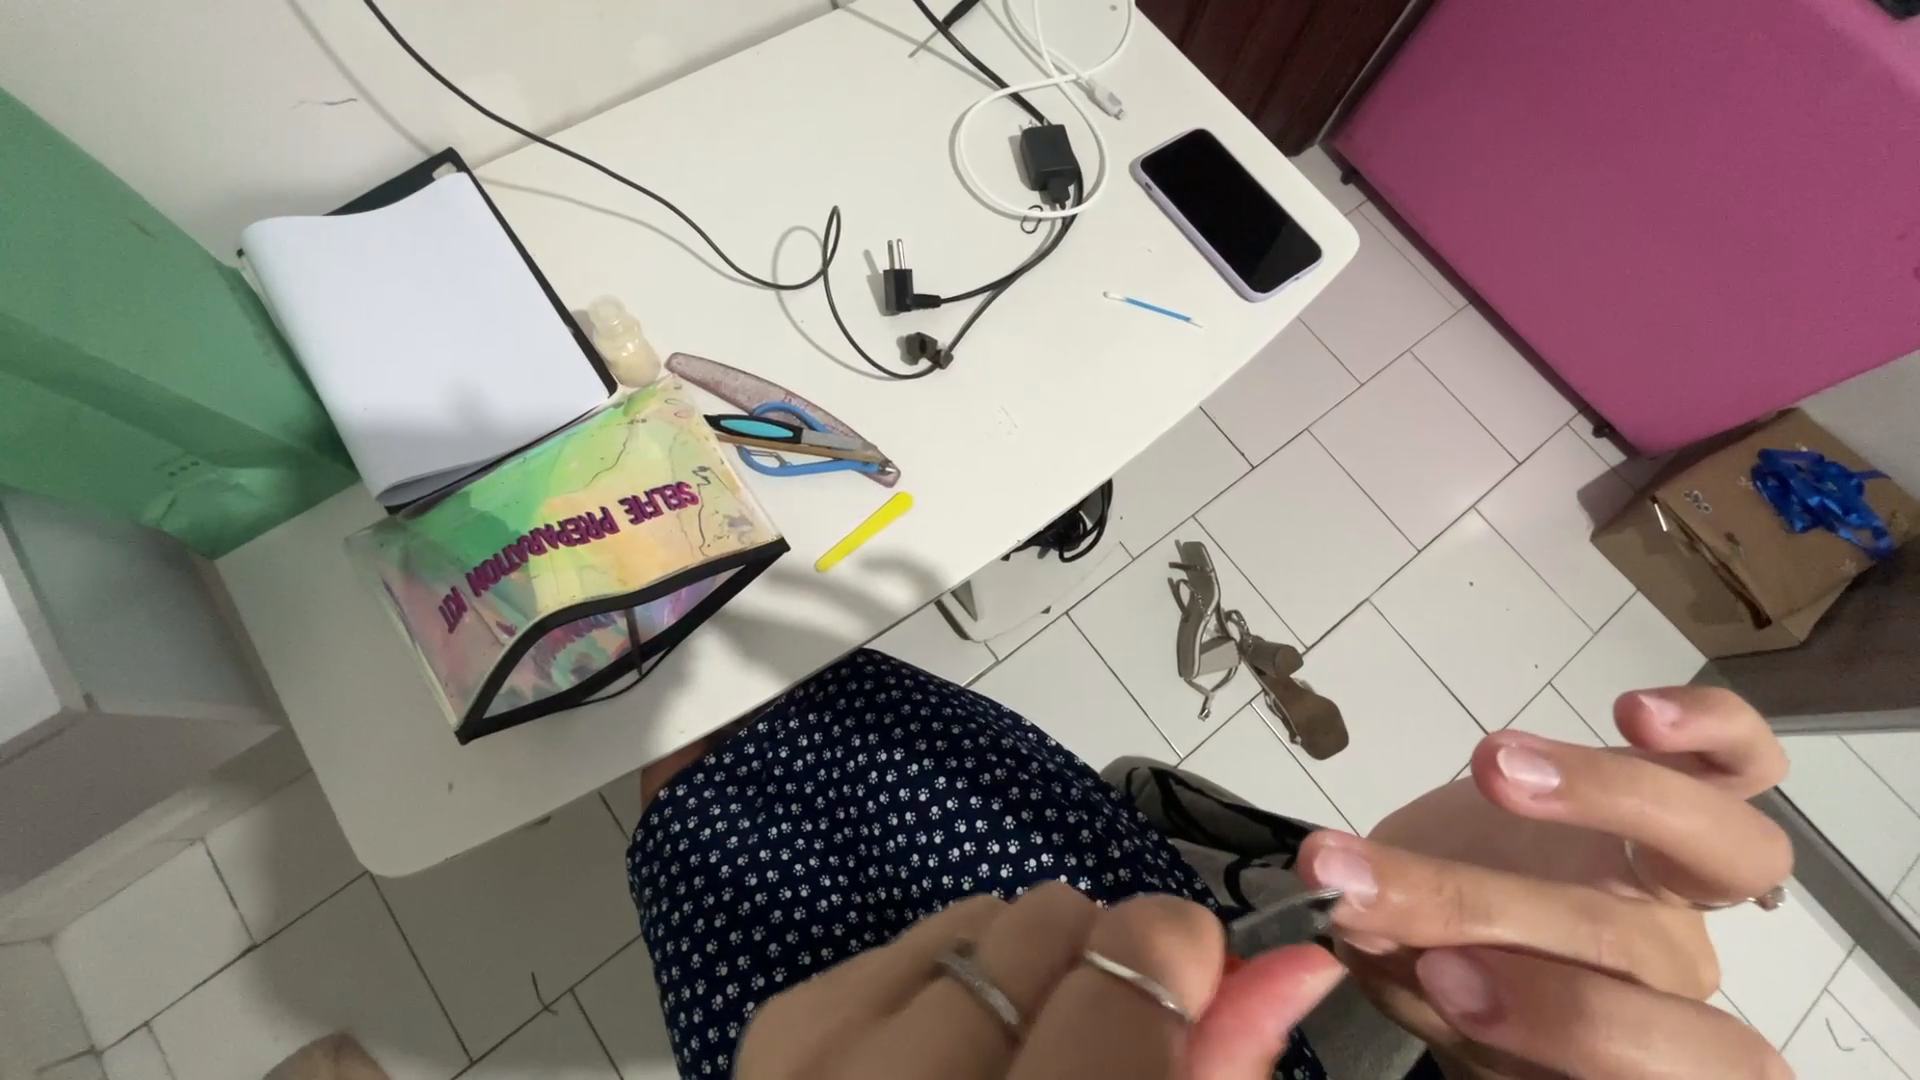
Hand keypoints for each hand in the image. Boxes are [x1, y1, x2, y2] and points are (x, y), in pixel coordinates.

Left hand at [737, 883, 1344, 1078]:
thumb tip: (1287, 962)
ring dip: (1024, 959)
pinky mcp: (775, 1039)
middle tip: (1111, 1016)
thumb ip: (1220, 1075)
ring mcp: (813, 1067)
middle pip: (1039, 926)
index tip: (1198, 963)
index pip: (1114, 984)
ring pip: (974, 921)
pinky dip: (952, 968)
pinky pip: (904, 942)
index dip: (1176, 949)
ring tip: (1028, 1040)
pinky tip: (956, 1040)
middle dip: (1098, 954)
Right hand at [1297, 686, 1793, 1078]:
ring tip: (1489, 764)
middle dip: (1473, 903)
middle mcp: (1672, 960)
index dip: (1560, 1020)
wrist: (1454, 919)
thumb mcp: (1409, 982)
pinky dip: (1714, 731)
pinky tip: (1633, 711)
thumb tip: (1348, 898)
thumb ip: (1395, 955)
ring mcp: (1685, 876)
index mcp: (1629, 1045)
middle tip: (1355, 872)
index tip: (1434, 975)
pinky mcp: (1680, 787)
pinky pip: (1743, 762)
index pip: (1649, 1056)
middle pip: (1624, 940)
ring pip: (1724, 850)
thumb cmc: (1436, 966)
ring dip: (1603, 798)